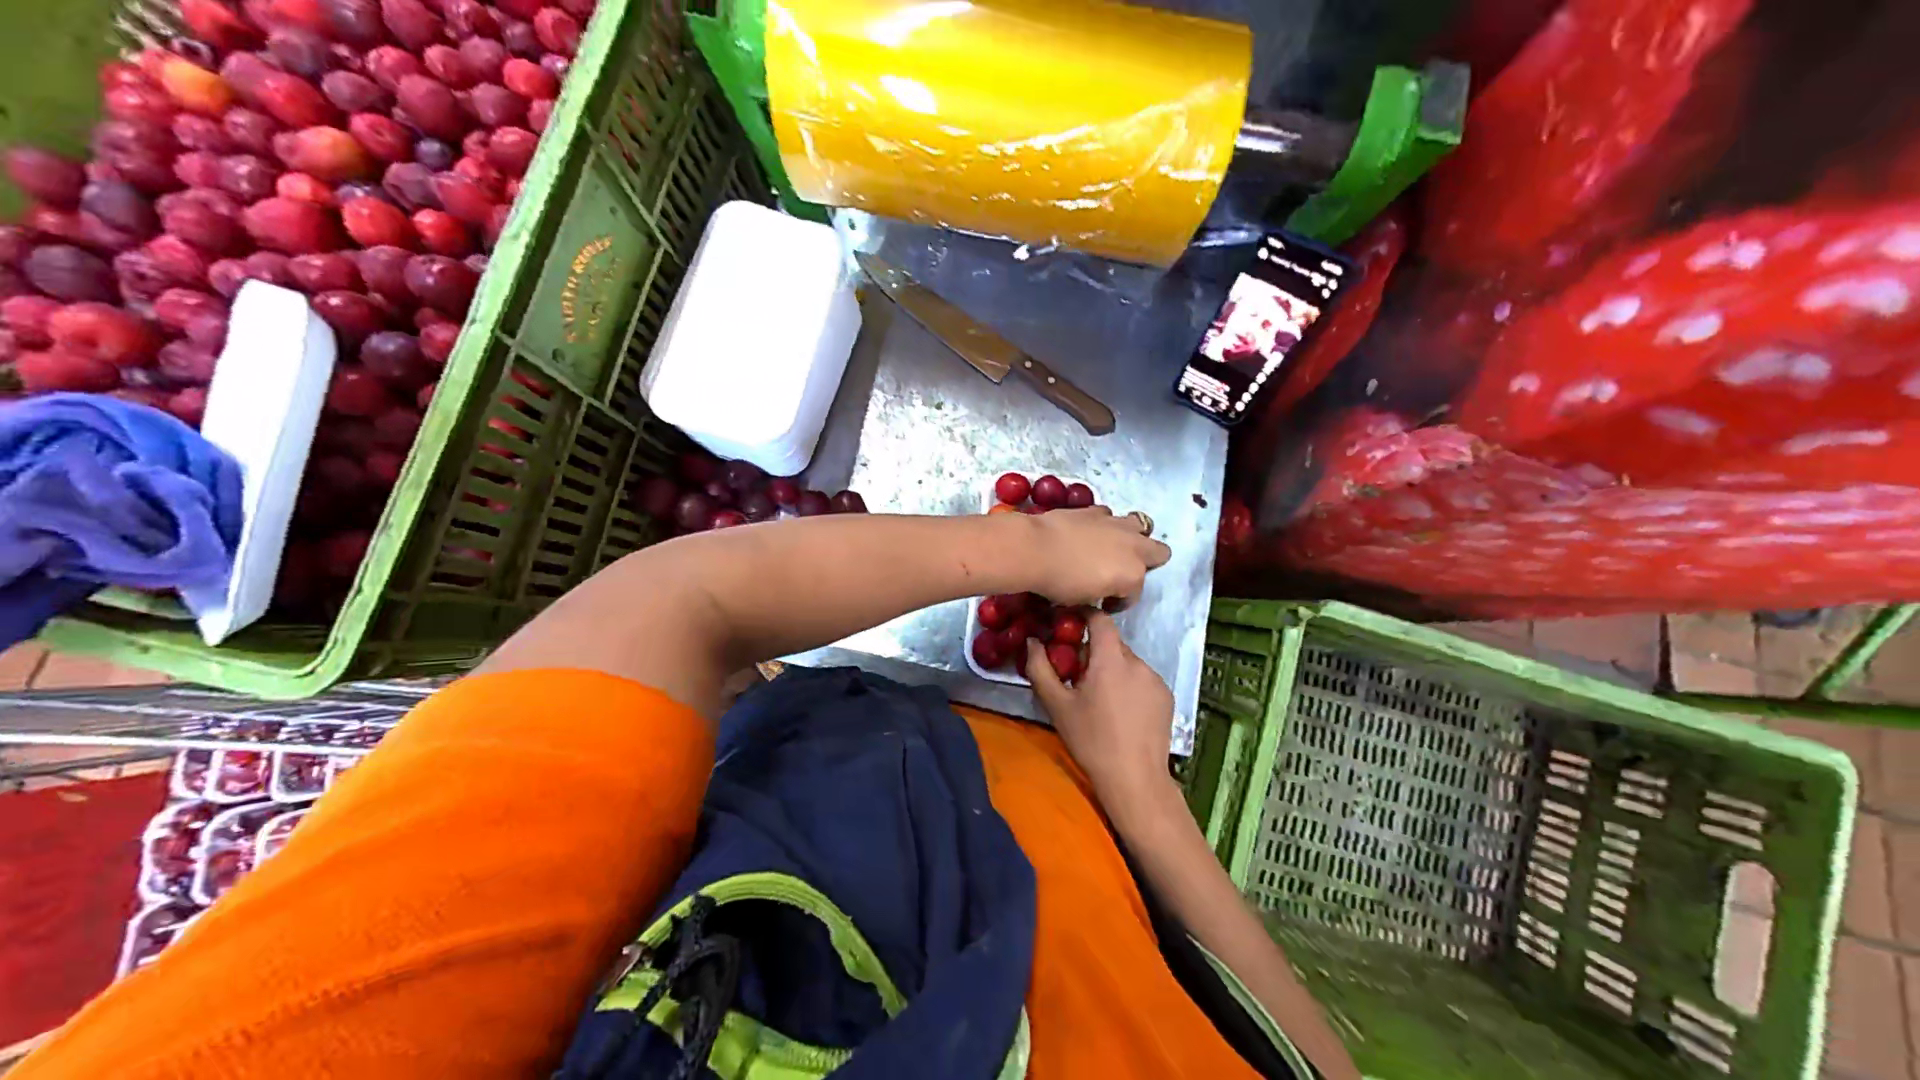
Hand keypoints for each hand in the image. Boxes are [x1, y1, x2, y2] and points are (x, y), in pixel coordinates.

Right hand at [1025, 611, 1175, 808]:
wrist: (1134, 779)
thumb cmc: (1091, 740)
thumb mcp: (1057, 706)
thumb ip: (1040, 668)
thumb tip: (1031, 642)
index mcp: (1110, 659)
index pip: (1099, 618)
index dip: (1082, 615)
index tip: (1066, 625)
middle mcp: (1137, 662)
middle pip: (1112, 643)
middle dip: (1094, 653)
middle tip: (1077, 677)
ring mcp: (1156, 679)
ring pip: (1127, 663)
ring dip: (1112, 670)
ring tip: (1100, 700)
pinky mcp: (1166, 696)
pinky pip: (1142, 679)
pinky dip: (1129, 685)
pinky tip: (1121, 712)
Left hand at [1026, 506, 1170, 607]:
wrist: (1036, 549)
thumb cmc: (1059, 583)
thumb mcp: (1082, 600)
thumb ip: (1099, 593)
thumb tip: (1096, 590)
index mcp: (1133, 576)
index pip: (1134, 595)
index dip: (1119, 602)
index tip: (1104, 604)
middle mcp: (1133, 548)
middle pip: (1159, 552)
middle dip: (1147, 562)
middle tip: (1122, 571)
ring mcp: (1117, 525)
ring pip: (1141, 526)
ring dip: (1132, 537)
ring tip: (1112, 546)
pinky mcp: (1096, 511)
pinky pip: (1110, 516)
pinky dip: (1104, 524)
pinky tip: (1089, 532)